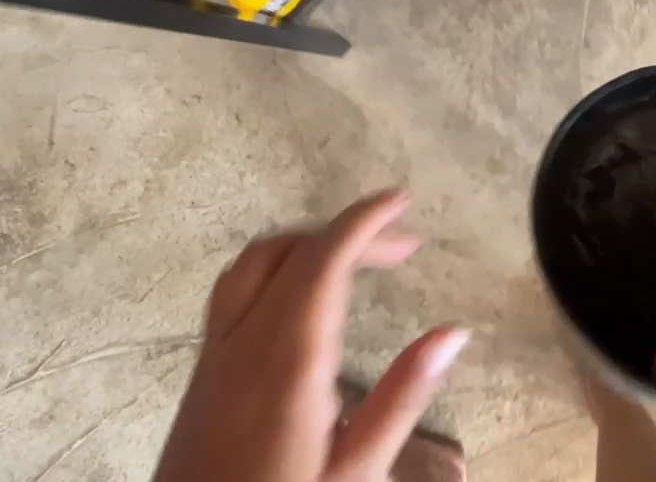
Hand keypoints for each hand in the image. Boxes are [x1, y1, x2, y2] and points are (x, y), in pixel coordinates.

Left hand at [154, 191, 469, 481]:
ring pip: (256, 259)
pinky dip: (277, 263)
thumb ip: (401, 397)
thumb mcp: (355, 474)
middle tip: (400, 245)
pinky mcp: (202, 370)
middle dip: (350, 230)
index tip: (400, 201)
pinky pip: (235, 285)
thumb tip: (453, 333)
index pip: (324, 261)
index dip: (363, 220)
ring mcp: (215, 353)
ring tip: (353, 256)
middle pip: (294, 249)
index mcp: (288, 362)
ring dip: (308, 241)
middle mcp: (245, 342)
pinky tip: (301, 293)